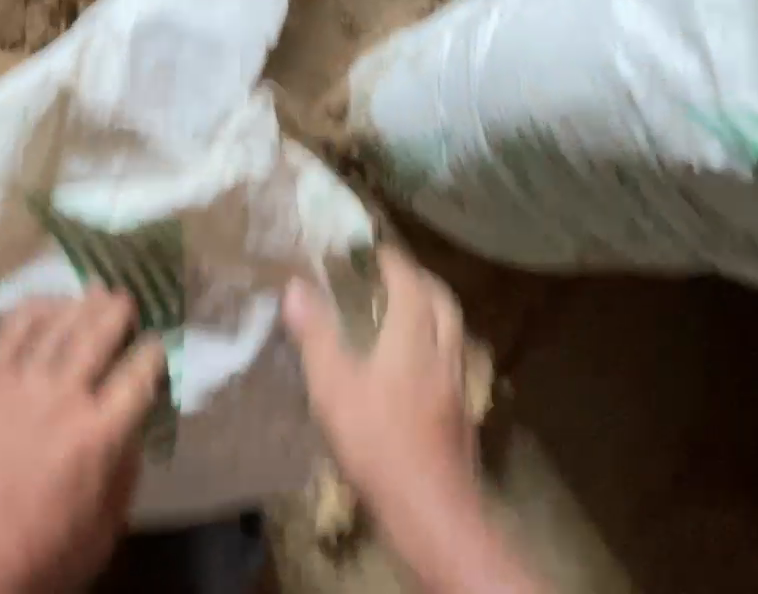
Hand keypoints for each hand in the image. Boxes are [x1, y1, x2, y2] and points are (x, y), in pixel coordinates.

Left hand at [0, 289, 165, 593]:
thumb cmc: (43, 556)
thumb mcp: (105, 528)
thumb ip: (124, 472)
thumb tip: (133, 429)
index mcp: (100, 436)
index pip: (138, 377)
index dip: (152, 353)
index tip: (159, 341)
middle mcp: (64, 398)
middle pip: (97, 338)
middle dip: (117, 312)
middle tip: (128, 297)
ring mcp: (21, 386)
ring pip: (57, 328)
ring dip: (80, 304)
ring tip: (96, 289)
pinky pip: (13, 335)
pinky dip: (33, 312)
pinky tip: (45, 303)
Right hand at [286, 248, 541, 592]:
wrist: (430, 510)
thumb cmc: (376, 441)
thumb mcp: (332, 385)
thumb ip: (315, 333)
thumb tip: (295, 285)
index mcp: (413, 340)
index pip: (410, 285)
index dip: (394, 262)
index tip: (374, 248)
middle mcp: (443, 355)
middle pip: (443, 303)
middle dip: (420, 279)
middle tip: (393, 271)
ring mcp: (458, 386)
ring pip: (454, 332)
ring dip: (433, 309)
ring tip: (405, 307)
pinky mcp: (462, 414)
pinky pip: (454, 358)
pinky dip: (437, 340)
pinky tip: (417, 361)